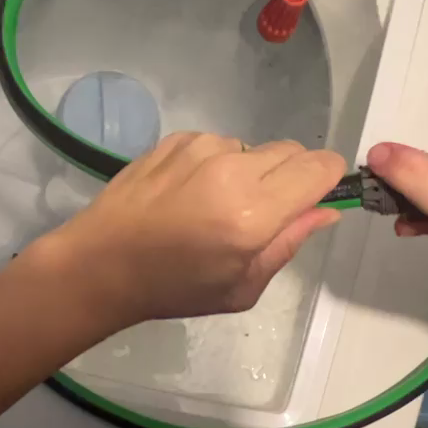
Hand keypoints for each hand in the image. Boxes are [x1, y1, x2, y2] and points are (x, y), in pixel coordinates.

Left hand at [28, 133, 344, 327]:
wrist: (101, 263)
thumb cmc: (174, 288)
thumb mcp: (242, 287)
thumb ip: (289, 243)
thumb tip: (326, 210)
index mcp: (252, 214)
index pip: (320, 168)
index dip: (326, 181)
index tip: (313, 199)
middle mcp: (231, 169)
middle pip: (293, 151)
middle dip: (291, 176)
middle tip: (262, 211)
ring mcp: (200, 148)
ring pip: (253, 148)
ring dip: (251, 171)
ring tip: (215, 205)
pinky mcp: (176, 139)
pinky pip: (219, 144)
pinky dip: (217, 164)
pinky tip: (189, 194)